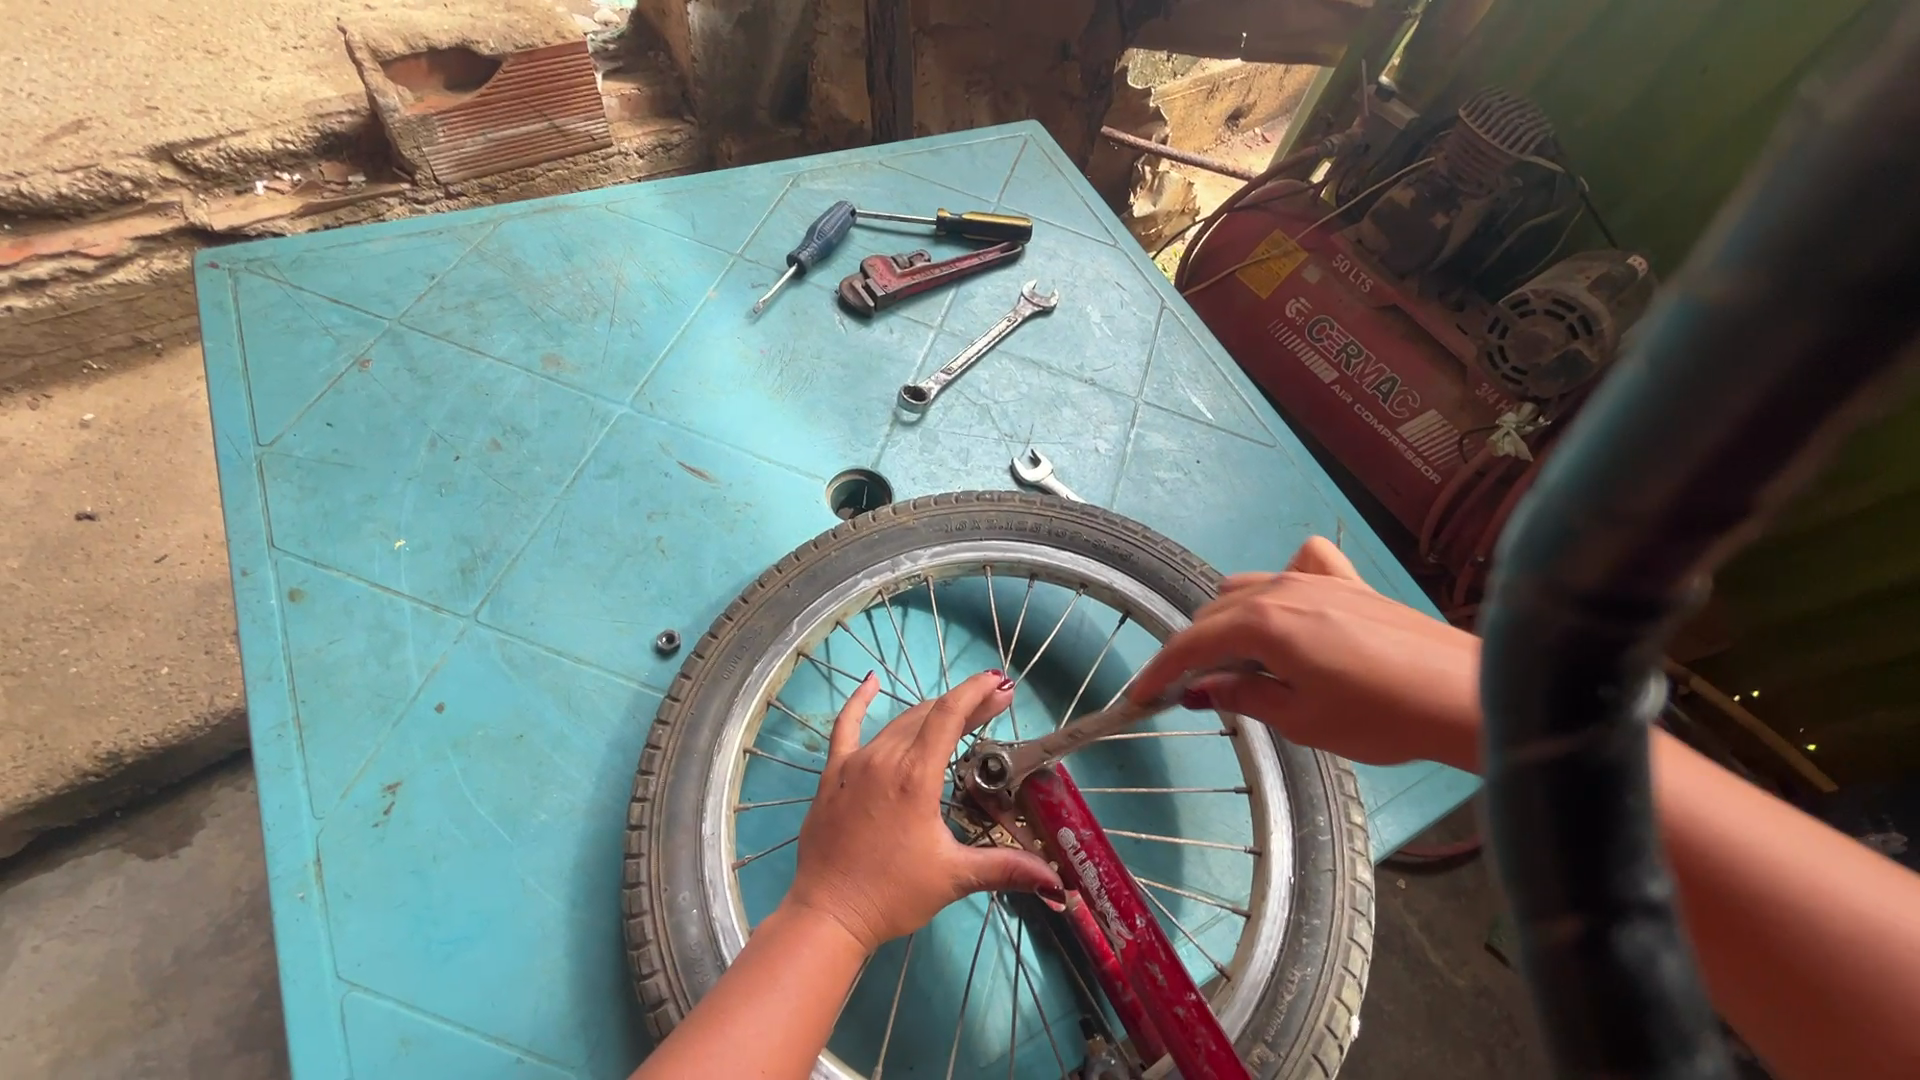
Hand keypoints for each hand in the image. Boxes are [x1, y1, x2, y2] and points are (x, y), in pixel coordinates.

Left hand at [781, 670, 1061, 953]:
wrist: (826, 915)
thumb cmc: (892, 894)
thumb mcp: (953, 877)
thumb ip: (1005, 869)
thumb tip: (1057, 883)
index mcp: (915, 776)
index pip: (949, 716)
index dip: (976, 693)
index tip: (1000, 683)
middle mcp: (885, 758)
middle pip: (929, 714)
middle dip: (965, 704)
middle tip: (995, 703)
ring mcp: (854, 763)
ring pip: (897, 722)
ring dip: (930, 711)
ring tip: (959, 709)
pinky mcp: (832, 773)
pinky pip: (845, 727)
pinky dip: (859, 702)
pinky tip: (871, 682)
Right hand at [1131, 537, 1482, 768]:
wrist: (1467, 696)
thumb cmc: (1380, 717)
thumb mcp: (1300, 720)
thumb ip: (1242, 697)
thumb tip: (1201, 689)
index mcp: (1262, 625)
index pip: (1192, 644)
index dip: (1162, 672)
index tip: (1140, 697)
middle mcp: (1279, 589)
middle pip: (1213, 613)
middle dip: (1195, 649)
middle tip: (1196, 688)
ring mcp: (1315, 578)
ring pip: (1246, 587)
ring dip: (1230, 620)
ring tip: (1241, 657)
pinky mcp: (1348, 581)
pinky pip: (1298, 564)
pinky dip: (1281, 582)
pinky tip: (1294, 607)